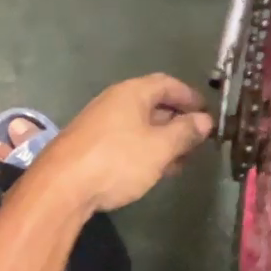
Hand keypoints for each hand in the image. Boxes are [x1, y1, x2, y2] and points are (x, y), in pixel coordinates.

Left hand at [29, 74, 213, 212]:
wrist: (62, 187)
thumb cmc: (117, 161)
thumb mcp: (159, 147)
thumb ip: (184, 132)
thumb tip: (204, 120)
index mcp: (132, 93)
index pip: (167, 84)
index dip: (190, 97)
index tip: (208, 114)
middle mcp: (114, 101)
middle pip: (153, 104)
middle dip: (178, 122)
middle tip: (197, 142)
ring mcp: (100, 124)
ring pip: (140, 126)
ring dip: (162, 140)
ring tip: (180, 161)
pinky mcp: (91, 146)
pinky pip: (126, 141)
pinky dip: (145, 151)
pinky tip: (153, 170)